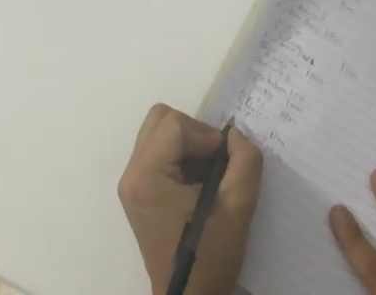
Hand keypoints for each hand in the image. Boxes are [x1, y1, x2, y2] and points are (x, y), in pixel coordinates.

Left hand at [118, 103, 263, 294]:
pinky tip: (196, 183)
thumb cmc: (210, 256)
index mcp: (146, 177)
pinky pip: (158, 151)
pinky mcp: (138, 192)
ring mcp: (131, 184)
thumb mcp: (238, 206)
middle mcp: (131, 175)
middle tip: (214, 161)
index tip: (224, 162)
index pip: (176, 125)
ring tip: (206, 174)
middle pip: (161, 120)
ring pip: (158, 132)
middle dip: (193, 132)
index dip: (206, 135)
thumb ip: (244, 159)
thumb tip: (233, 134)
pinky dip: (180, 155)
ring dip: (187, 143)